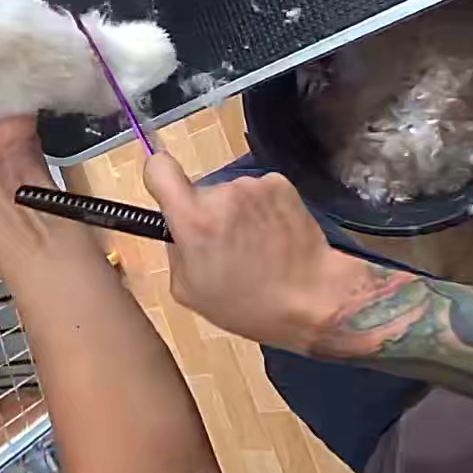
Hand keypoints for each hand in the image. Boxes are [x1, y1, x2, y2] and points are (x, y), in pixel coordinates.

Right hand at [144, 153, 364, 352]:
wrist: (312, 295)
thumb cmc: (247, 304)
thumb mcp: (189, 291)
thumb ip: (176, 249)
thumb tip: (177, 225)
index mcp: (195, 220)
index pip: (159, 168)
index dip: (159, 177)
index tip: (168, 194)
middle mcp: (224, 193)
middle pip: (202, 192)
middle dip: (209, 214)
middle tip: (228, 248)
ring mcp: (256, 185)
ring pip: (233, 194)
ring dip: (239, 214)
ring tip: (258, 248)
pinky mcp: (282, 184)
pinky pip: (259, 192)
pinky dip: (263, 209)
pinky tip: (275, 236)